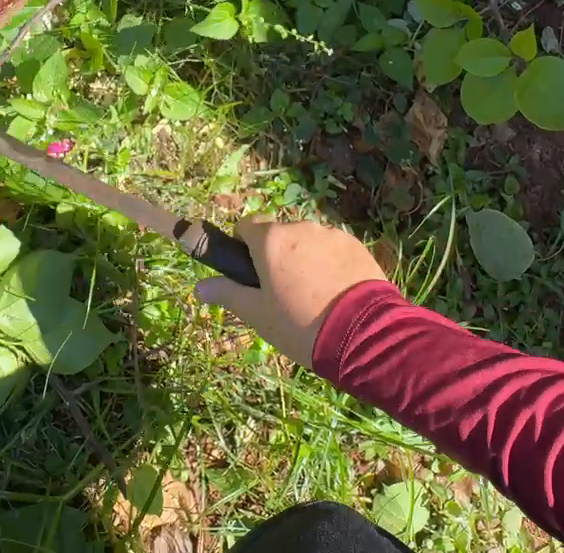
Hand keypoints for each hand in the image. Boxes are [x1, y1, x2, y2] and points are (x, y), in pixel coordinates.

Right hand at [192, 217, 387, 366]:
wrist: (364, 336)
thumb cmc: (301, 325)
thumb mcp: (258, 315)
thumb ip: (228, 294)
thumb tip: (199, 287)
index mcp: (270, 240)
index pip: (247, 226)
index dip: (245, 247)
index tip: (252, 273)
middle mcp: (299, 227)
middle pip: (279, 234)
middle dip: (277, 255)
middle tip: (283, 292)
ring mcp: (330, 234)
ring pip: (308, 241)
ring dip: (305, 258)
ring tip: (315, 297)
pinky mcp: (356, 245)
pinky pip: (333, 249)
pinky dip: (331, 264)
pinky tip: (338, 293)